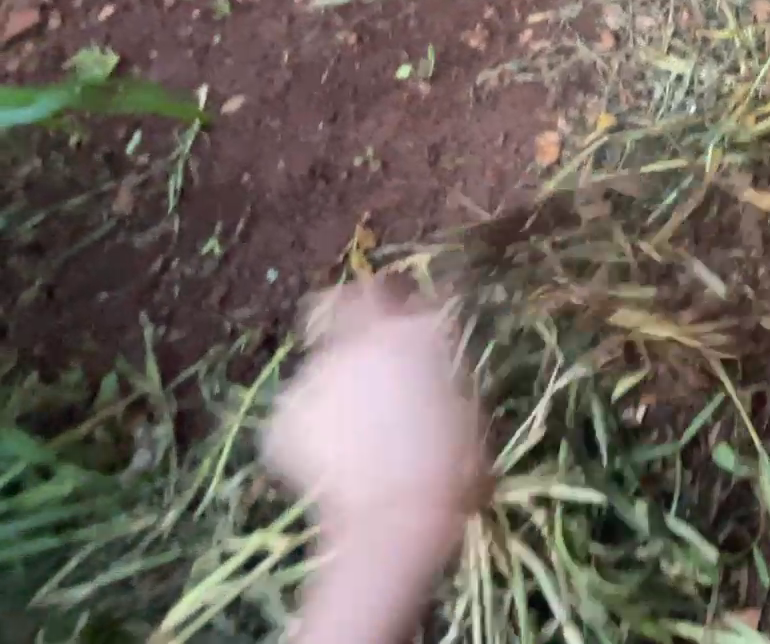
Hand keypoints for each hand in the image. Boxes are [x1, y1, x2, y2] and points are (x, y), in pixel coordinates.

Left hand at [265, 272, 486, 643]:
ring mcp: (313, 379)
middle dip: (348, 313)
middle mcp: (358, 343)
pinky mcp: (281, 419)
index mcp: (412, 331)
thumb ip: (431, 358)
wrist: (397, 512)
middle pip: (338, 304)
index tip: (406, 306)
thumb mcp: (460, 392)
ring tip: (361, 419)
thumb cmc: (452, 452)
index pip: (391, 286)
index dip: (394, 293)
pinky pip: (305, 406)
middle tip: (368, 342)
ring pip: (325, 365)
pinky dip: (319, 418)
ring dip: (340, 380)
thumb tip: (421, 351)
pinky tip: (340, 448)